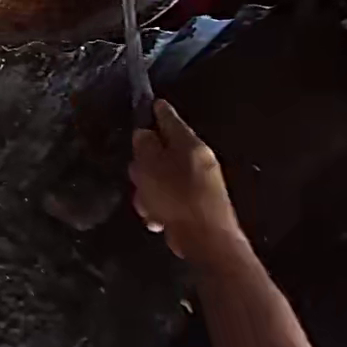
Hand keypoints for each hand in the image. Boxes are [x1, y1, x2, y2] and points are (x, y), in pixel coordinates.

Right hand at [129, 100, 245, 261]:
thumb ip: (144, 146)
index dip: (155, 110)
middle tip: (137, 176)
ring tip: (147, 207)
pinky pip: (174, 197)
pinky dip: (163, 206)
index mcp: (190, 144)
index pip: (169, 118)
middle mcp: (200, 159)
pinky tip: (158, 220)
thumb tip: (144, 133)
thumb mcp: (150, 168)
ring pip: (165, 177)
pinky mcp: (202, 206)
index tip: (150, 102)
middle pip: (164, 150)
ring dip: (151, 190)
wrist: (209, 244)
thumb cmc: (177, 200)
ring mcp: (203, 183)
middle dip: (146, 164)